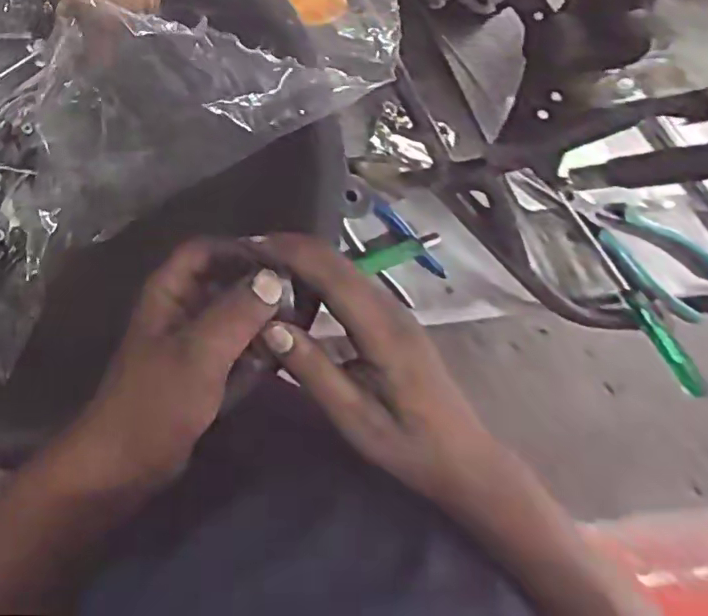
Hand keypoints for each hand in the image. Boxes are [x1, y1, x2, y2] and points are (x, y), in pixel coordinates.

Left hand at [49, 239, 288, 492]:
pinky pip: (235, 349)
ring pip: (233, 316)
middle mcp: (180, 309)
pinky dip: (257, 348)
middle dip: (259, 284)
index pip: (205, 250)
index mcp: (168, 292)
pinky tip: (288, 353)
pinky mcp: (202, 373)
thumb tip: (274, 276)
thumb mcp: (199, 353)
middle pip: (223, 281)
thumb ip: (235, 313)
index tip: (283, 260)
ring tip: (306, 320)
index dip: (240, 248)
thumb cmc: (156, 401)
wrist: (125, 465)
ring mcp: (192, 342)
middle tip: (306, 292)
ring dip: (263, 318)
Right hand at [250, 233, 497, 500]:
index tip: (246, 249)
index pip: (329, 270)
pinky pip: (344, 279)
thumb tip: (267, 326)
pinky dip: (312, 272)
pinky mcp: (388, 314)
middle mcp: (388, 305)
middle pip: (333, 257)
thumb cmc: (409, 445)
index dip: (287, 252)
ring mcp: (391, 307)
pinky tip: (290, 288)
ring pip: (338, 264)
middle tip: (242, 256)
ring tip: (258, 268)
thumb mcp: (355, 419)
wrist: (466, 459)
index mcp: (382, 328)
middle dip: (287, 247)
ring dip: (298, 257)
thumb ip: (312, 370)